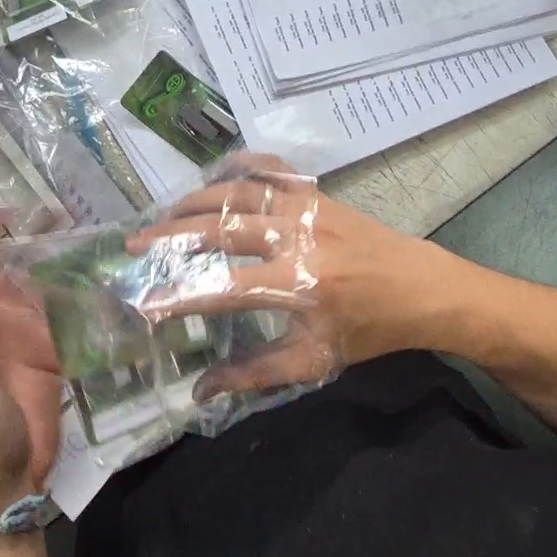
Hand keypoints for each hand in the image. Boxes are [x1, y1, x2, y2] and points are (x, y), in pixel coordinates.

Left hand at [0, 222, 63, 523]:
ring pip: (44, 284)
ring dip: (60, 258)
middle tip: (62, 212)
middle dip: (31, 237)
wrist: (10, 480)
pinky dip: (83, 291)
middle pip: (14, 268)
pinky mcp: (56, 351)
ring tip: (88, 232)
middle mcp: (1, 321)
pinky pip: (69, 312)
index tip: (9, 212)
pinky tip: (103, 273)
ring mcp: (31, 335)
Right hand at [127, 153, 462, 399]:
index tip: (143, 301)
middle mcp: (299, 238)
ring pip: (240, 193)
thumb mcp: (316, 360)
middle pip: (222, 229)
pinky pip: (271, 168)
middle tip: (135, 245)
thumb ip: (256, 374)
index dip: (180, 295)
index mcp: (300, 285)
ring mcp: (307, 207)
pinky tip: (213, 177)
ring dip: (195, 201)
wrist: (420, 286)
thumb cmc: (369, 329)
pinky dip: (239, 166)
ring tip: (163, 217)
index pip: (225, 289)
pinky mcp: (316, 192)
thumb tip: (201, 389)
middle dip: (172, 237)